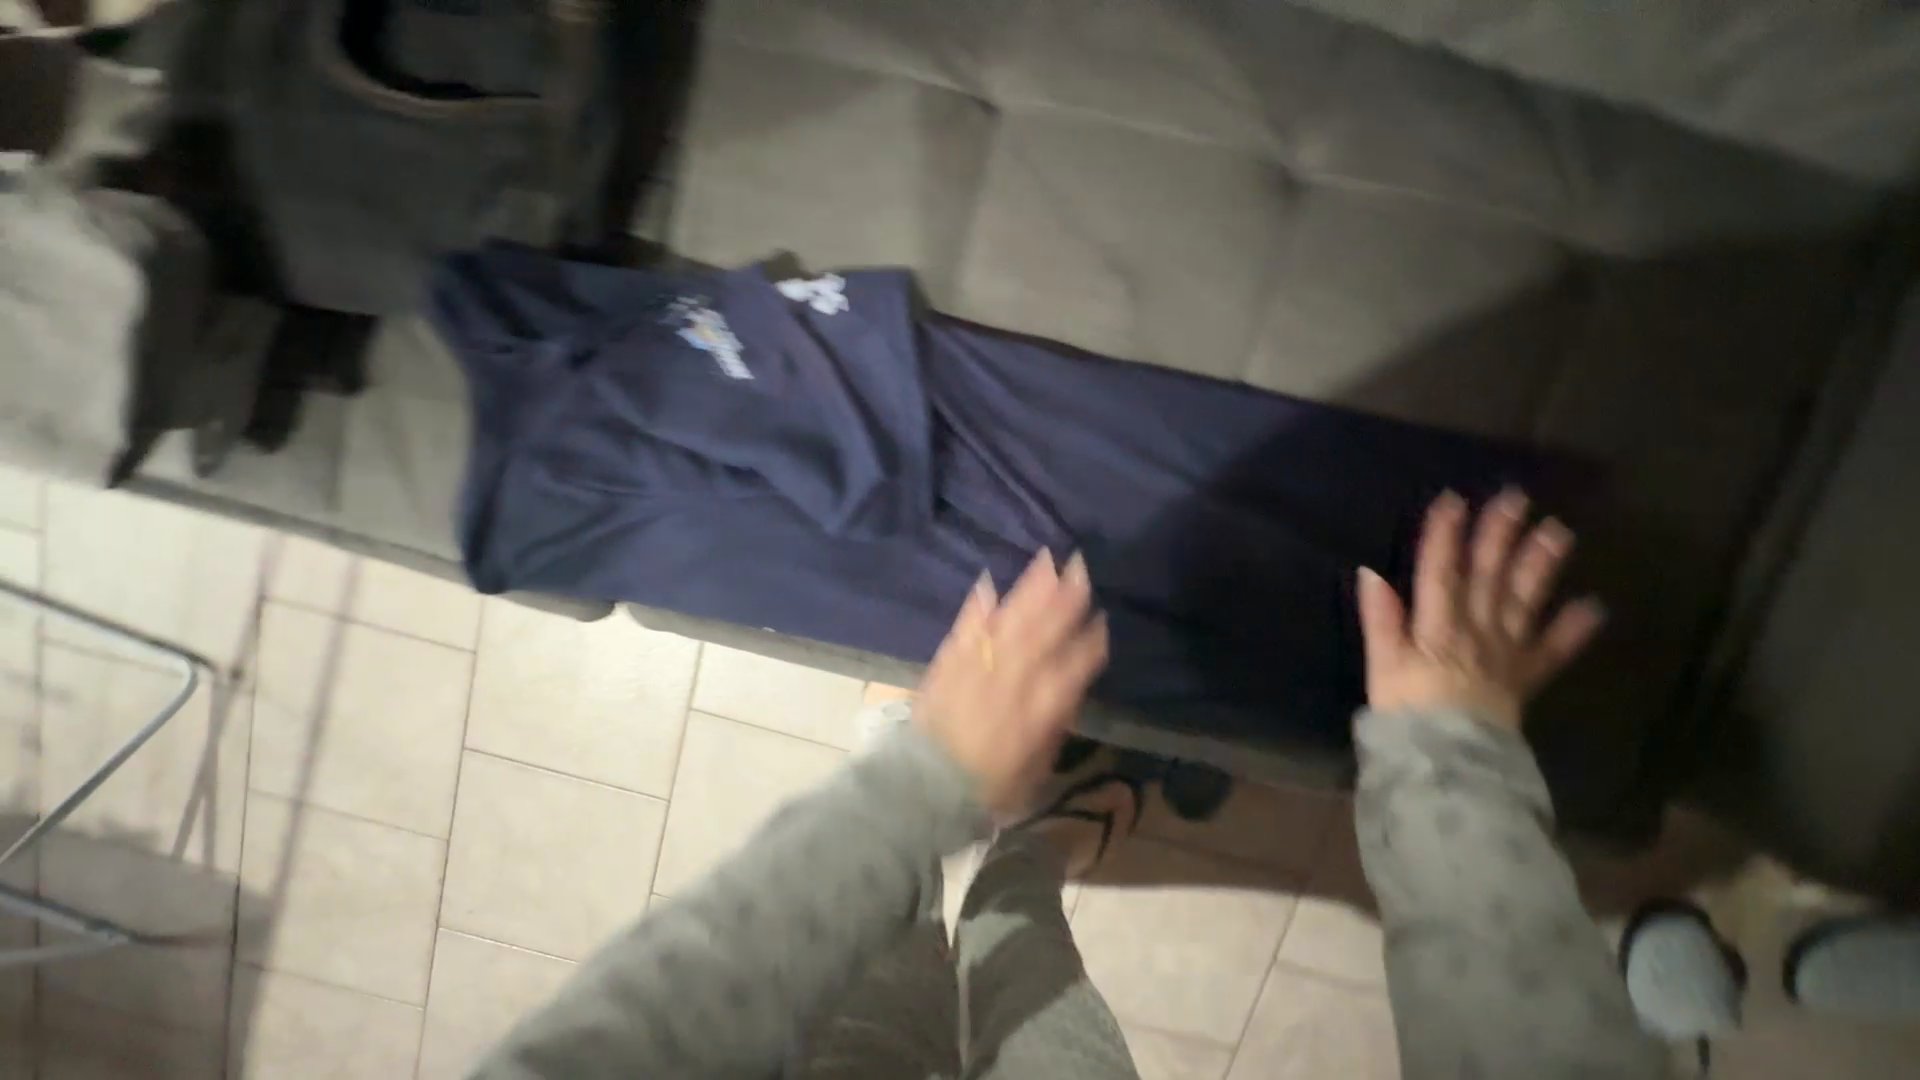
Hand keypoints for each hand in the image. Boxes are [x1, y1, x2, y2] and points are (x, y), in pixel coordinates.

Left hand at [915, 550, 1109, 817]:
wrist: (926, 786)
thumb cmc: (987, 785)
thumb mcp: (1034, 768)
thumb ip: (1054, 728)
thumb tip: (1070, 694)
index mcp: (1037, 712)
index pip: (1071, 670)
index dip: (1088, 644)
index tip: (1101, 619)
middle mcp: (1011, 683)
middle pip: (1041, 635)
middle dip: (1063, 601)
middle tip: (1080, 568)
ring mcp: (977, 670)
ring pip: (1008, 624)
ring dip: (1028, 592)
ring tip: (1045, 561)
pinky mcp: (948, 664)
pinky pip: (966, 630)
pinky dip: (978, 607)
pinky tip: (989, 583)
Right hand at [1357, 489, 1604, 730]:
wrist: (1449, 758)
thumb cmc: (1406, 710)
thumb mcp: (1383, 663)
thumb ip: (1380, 619)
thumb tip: (1371, 573)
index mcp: (1438, 625)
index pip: (1441, 571)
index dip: (1445, 535)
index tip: (1454, 500)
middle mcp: (1477, 629)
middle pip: (1488, 576)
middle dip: (1499, 535)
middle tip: (1515, 498)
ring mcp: (1507, 651)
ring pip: (1524, 600)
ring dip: (1540, 565)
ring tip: (1557, 531)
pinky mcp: (1526, 676)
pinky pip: (1554, 650)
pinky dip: (1575, 629)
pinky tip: (1594, 606)